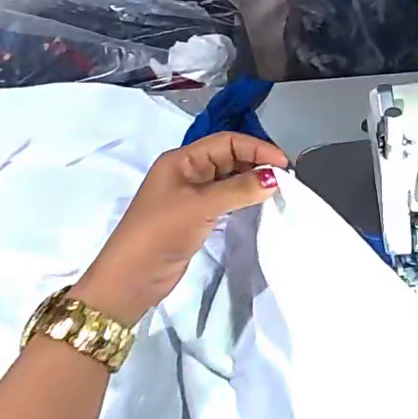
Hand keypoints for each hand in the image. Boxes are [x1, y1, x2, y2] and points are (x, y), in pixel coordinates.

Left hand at [69, 133, 288, 323]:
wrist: (131, 277)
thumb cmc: (161, 232)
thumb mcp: (200, 206)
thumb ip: (238, 189)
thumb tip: (274, 177)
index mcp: (181, 159)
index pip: (225, 141)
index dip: (256, 148)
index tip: (284, 163)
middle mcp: (186, 171)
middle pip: (227, 157)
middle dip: (256, 162)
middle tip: (287, 179)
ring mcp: (189, 195)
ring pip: (227, 178)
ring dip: (251, 181)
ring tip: (278, 191)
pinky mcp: (194, 217)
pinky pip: (224, 198)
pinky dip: (242, 198)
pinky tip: (259, 205)